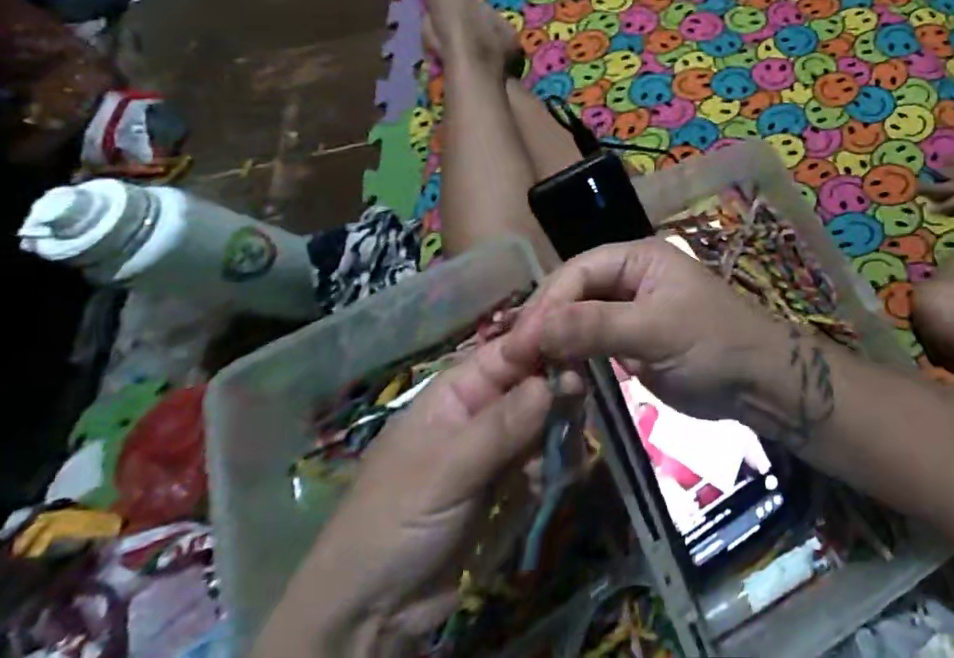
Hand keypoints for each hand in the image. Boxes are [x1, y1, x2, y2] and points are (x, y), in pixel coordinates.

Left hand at [257, 334, 556, 655]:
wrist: (370, 613)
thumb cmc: (393, 523)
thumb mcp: (443, 471)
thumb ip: (500, 426)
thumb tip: (551, 381)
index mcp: (458, 391)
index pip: (511, 350)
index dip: (546, 340)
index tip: (583, 344)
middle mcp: (484, 410)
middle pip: (537, 381)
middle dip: (561, 390)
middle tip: (578, 405)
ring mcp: (499, 448)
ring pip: (548, 420)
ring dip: (560, 433)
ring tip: (558, 456)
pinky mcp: (511, 484)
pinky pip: (547, 459)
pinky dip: (555, 467)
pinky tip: (550, 483)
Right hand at [514, 240, 790, 426]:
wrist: (758, 384)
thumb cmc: (713, 345)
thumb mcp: (656, 331)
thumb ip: (596, 327)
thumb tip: (533, 328)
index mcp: (638, 257)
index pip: (579, 270)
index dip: (548, 302)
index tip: (520, 341)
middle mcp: (629, 276)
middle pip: (573, 292)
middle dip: (545, 322)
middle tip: (514, 359)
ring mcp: (628, 310)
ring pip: (576, 318)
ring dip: (552, 341)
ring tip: (525, 368)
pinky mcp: (629, 342)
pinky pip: (588, 343)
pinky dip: (569, 357)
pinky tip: (552, 375)